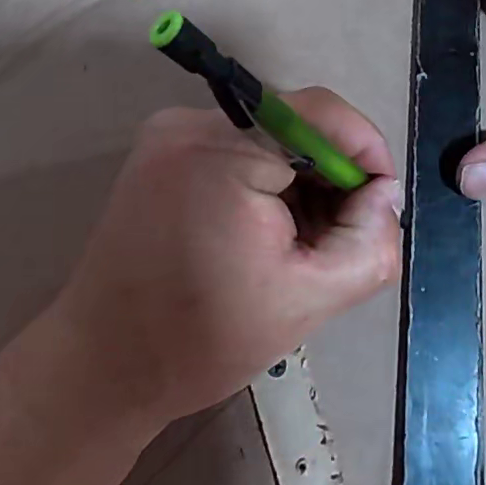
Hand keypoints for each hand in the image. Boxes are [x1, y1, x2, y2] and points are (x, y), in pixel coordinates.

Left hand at [49, 88, 400, 424]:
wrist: (101, 370)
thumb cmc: (200, 341)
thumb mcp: (310, 299)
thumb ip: (371, 242)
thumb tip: (384, 197)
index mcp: (220, 153)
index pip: (321, 115)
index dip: (366, 152)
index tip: (381, 206)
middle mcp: (190, 125)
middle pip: (297, 126)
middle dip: (334, 179)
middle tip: (342, 239)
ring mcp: (170, 136)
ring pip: (274, 139)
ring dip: (304, 184)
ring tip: (303, 245)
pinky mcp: (163, 153)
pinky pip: (244, 151)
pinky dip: (273, 185)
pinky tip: (271, 235)